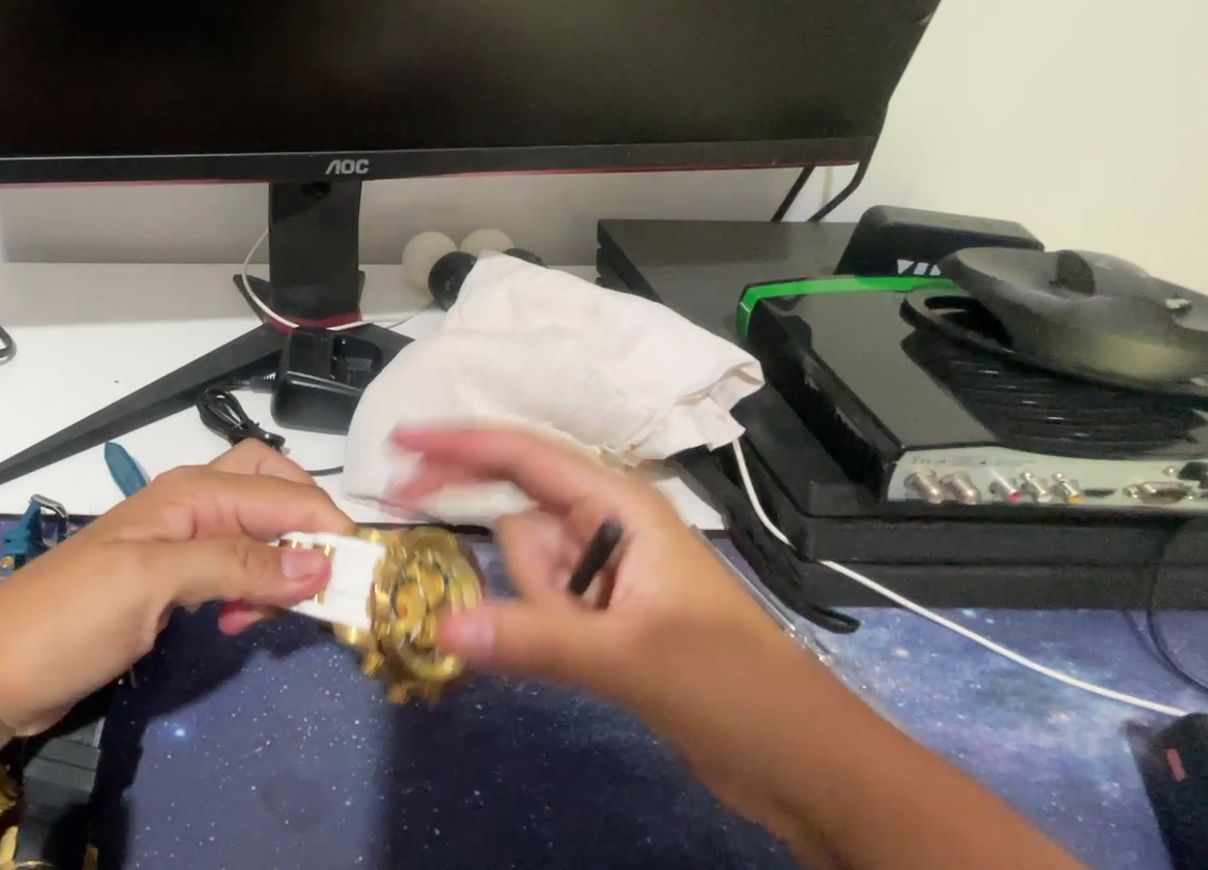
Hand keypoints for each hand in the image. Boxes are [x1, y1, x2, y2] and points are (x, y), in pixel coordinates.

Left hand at [0, 440, 354, 746]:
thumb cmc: (69, 616)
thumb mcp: (155, 582)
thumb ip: (238, 565)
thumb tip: (321, 565)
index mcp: (190, 492)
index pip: (280, 493)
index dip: (325, 526)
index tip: (362, 573)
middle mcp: (191, 506)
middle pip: (271, 491)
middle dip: (305, 526)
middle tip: (324, 577)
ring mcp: (180, 544)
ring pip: (256, 531)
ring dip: (279, 563)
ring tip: (271, 612)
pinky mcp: (171, 582)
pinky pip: (232, 568)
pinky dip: (251, 587)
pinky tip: (240, 620)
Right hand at [390, 427, 789, 700]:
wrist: (806, 764)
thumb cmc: (737, 688)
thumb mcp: (632, 657)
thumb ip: (532, 639)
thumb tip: (441, 627)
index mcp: (620, 508)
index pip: (524, 456)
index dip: (459, 443)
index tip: (401, 442)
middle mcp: (605, 529)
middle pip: (514, 507)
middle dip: (474, 519)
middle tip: (403, 508)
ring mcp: (602, 575)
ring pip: (525, 566)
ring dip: (531, 604)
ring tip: (590, 645)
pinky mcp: (600, 618)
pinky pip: (539, 603)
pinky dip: (530, 623)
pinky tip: (573, 656)